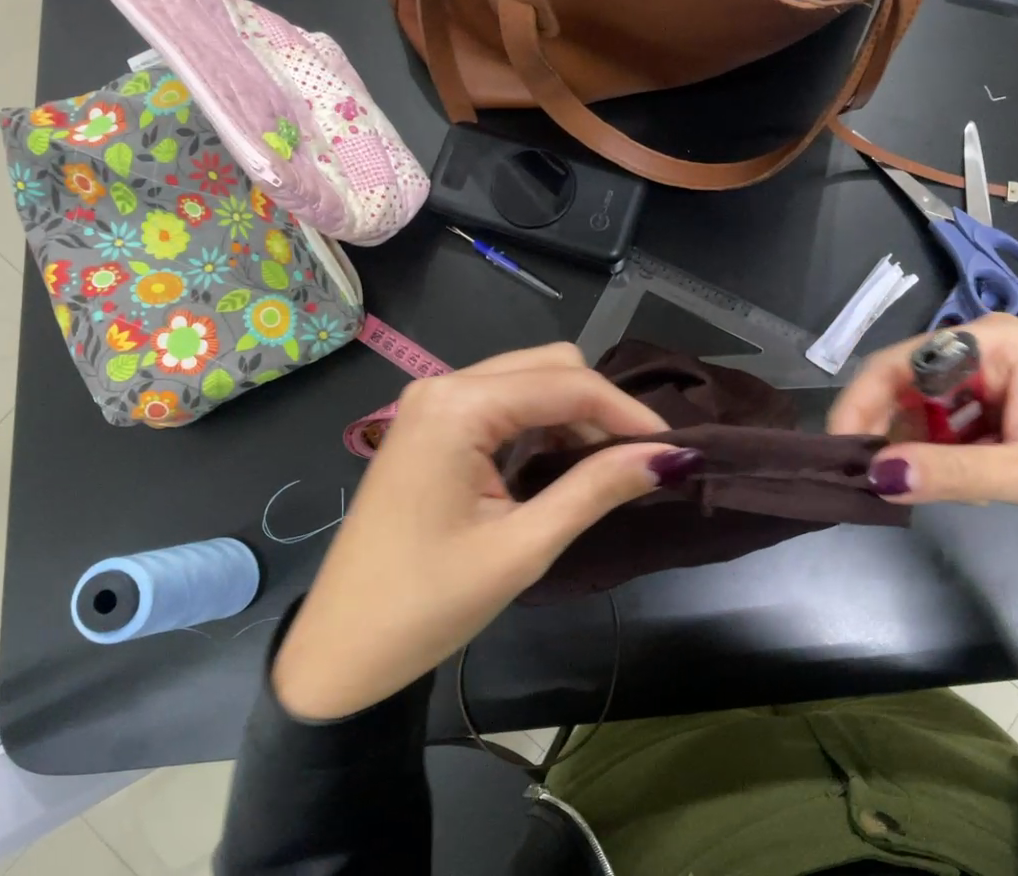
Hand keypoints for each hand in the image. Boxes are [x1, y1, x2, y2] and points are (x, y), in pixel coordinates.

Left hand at [273, 344, 699, 719]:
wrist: (341, 650)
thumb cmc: (428, 605)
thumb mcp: (523, 547)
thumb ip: (596, 490)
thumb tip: (671, 457)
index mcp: (458, 407)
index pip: (567, 384)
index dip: (629, 413)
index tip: (676, 449)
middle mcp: (442, 386)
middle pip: (548, 366)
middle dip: (599, 407)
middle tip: (635, 463)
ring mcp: (431, 405)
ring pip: (526, 381)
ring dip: (571, 415)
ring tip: (602, 471)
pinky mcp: (429, 428)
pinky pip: (501, 405)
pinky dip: (540, 426)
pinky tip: (557, 467)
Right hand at [829, 314, 1017, 529]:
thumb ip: (951, 473)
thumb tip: (875, 478)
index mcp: (994, 343)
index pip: (899, 364)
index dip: (861, 406)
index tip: (842, 456)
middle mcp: (985, 352)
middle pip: (904, 386)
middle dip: (888, 434)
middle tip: (877, 484)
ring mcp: (991, 380)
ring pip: (921, 412)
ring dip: (917, 450)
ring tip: (938, 490)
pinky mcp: (998, 409)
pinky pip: (945, 429)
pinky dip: (941, 459)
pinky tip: (966, 487)